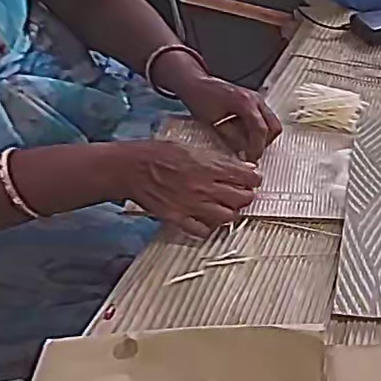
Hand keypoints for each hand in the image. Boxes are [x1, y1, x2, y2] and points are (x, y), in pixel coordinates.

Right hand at [112, 140, 261, 236]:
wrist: (126, 168)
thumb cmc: (156, 154)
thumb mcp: (192, 149)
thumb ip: (220, 160)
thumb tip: (246, 168)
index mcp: (209, 167)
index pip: (248, 178)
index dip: (254, 180)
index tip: (252, 181)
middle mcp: (204, 187)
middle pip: (243, 199)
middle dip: (247, 197)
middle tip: (242, 194)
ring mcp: (191, 205)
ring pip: (228, 217)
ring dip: (231, 213)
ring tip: (226, 207)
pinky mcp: (178, 218)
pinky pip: (203, 230)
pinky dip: (209, 227)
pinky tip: (207, 220)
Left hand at [174, 74, 281, 160]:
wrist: (194, 82)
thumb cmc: (199, 99)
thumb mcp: (213, 121)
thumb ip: (231, 137)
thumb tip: (242, 152)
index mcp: (244, 102)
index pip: (260, 129)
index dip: (257, 147)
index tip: (251, 159)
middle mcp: (255, 98)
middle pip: (273, 127)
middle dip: (263, 142)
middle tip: (251, 153)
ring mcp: (257, 98)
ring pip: (272, 123)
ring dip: (263, 136)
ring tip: (247, 143)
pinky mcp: (256, 101)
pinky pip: (266, 119)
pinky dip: (260, 129)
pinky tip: (246, 133)